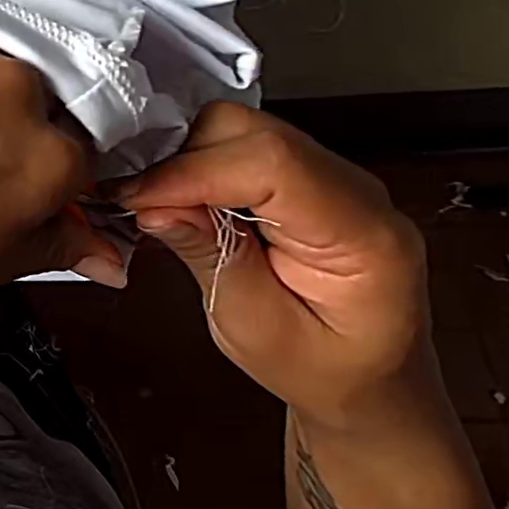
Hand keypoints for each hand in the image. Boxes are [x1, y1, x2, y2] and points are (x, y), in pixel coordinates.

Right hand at [113, 101, 432, 424]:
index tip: (136, 196)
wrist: (373, 380)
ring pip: (241, 128)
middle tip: (139, 200)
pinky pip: (242, 143)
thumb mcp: (258, 334)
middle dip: (183, 157)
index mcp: (364, 235)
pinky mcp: (303, 173)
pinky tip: (184, 198)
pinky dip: (200, 163)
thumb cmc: (327, 371)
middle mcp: (355, 188)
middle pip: (253, 131)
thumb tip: (154, 207)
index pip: (272, 164)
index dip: (192, 171)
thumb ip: (212, 262)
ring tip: (159, 203)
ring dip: (187, 158)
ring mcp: (331, 174)